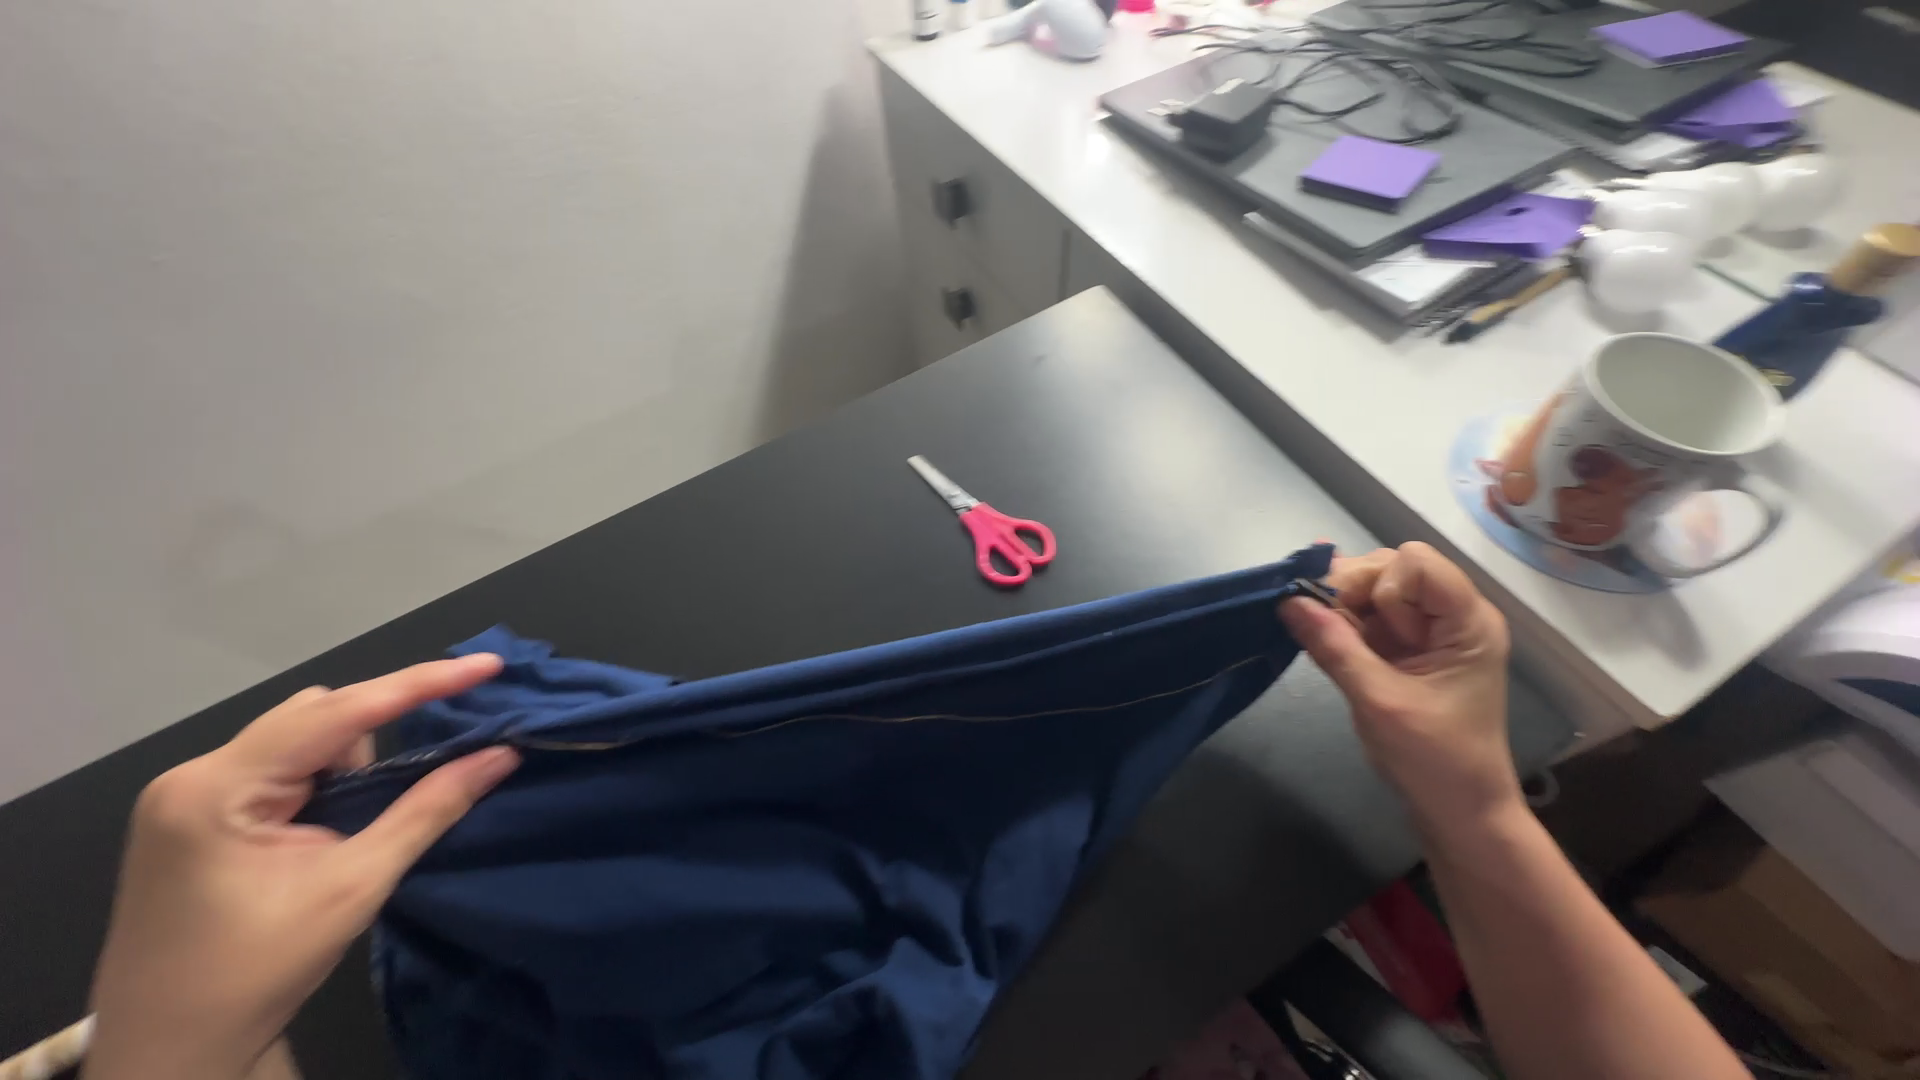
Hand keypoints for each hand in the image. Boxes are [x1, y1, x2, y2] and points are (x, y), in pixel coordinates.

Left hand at [84, 654, 520, 1079]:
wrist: (171, 1051)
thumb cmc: (258, 969)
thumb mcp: (357, 883)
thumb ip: (432, 807)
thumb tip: (503, 753)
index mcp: (218, 788)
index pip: (339, 710)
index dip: (421, 682)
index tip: (489, 665)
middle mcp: (194, 775)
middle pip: (317, 713)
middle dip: (383, 727)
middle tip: (436, 761)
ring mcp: (188, 794)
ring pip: (302, 733)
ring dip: (352, 755)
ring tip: (363, 818)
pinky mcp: (195, 813)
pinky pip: (282, 762)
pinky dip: (326, 774)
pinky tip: (337, 814)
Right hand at [1279, 543, 1522, 844]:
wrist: (1457, 810)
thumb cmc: (1434, 758)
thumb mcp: (1379, 702)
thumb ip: (1334, 647)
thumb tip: (1287, 600)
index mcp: (1467, 622)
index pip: (1416, 562)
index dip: (1380, 584)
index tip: (1362, 625)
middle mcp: (1449, 614)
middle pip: (1389, 567)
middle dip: (1350, 590)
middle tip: (1327, 627)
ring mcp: (1423, 629)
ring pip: (1370, 587)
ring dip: (1338, 606)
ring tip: (1324, 637)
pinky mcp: (1401, 646)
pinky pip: (1362, 613)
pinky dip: (1337, 620)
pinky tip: (1319, 632)